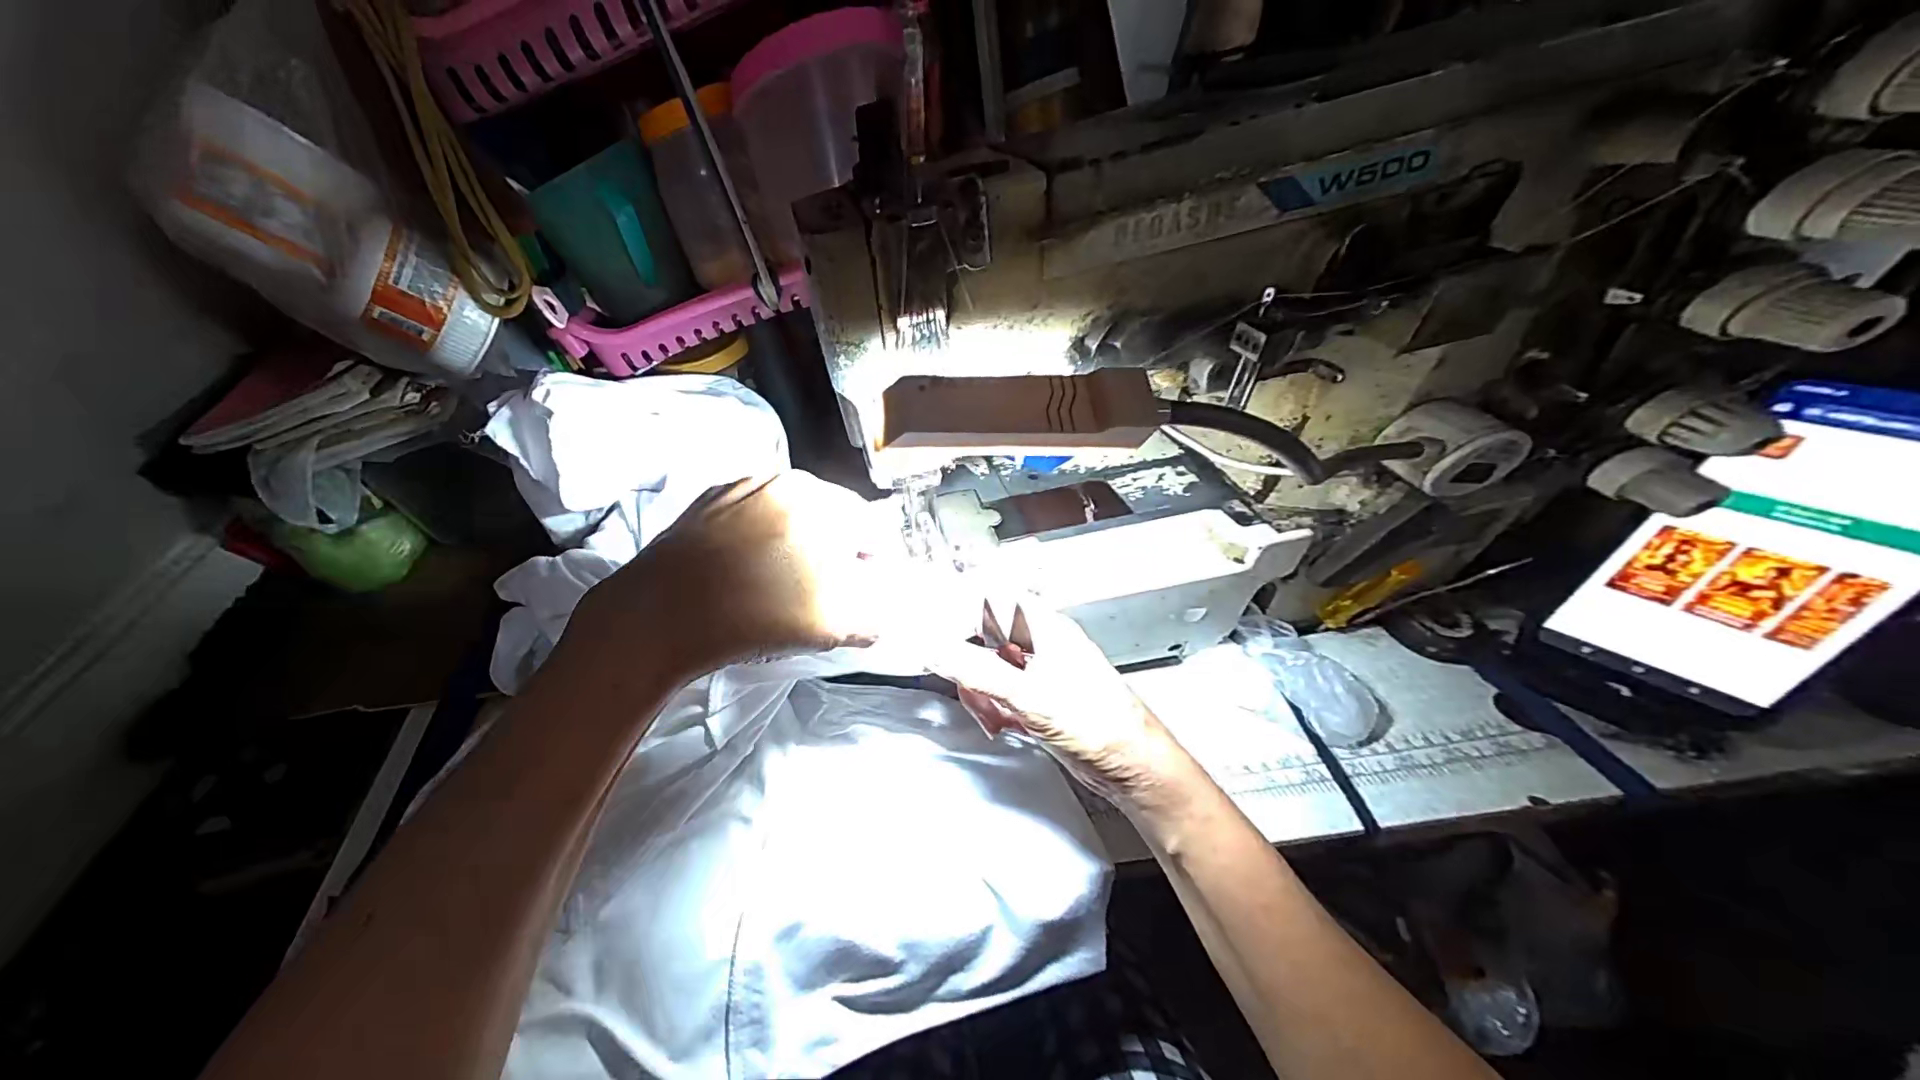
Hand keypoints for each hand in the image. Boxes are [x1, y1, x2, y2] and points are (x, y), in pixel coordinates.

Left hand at [558, 471, 901, 678]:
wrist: (657, 616)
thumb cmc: (757, 615)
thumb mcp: (834, 624)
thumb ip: (873, 615)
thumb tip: (876, 612)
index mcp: (822, 501)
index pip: (871, 528)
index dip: (873, 563)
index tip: (860, 592)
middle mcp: (785, 481)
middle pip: (832, 518)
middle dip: (835, 553)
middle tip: (821, 594)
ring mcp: (742, 487)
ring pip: (791, 516)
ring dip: (797, 546)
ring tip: (780, 586)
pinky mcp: (707, 502)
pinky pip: (752, 518)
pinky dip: (760, 541)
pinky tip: (746, 574)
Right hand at [928, 603, 1199, 809]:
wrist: (1129, 764)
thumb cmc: (1102, 723)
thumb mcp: (1029, 694)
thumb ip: (977, 670)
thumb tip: (936, 650)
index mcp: (1042, 625)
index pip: (986, 602)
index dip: (953, 612)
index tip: (928, 631)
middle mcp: (1039, 642)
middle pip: (981, 637)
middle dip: (967, 666)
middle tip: (967, 687)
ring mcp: (1038, 670)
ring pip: (987, 668)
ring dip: (980, 693)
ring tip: (992, 714)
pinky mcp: (1037, 697)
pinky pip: (999, 693)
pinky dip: (993, 708)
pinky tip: (1002, 723)